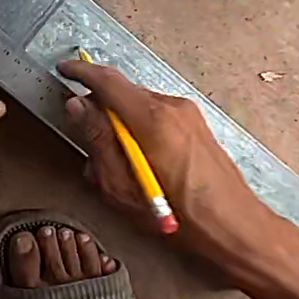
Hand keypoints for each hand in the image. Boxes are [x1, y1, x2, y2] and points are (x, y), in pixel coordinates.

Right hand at [58, 60, 294, 270]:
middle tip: (86, 140)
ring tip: (115, 166)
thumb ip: (97, 141)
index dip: (81, 73)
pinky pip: (156, 116)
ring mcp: (187, 114)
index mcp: (152, 120)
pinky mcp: (195, 125)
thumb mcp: (121, 186)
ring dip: (119, 125)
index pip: (108, 81)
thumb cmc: (180, 216)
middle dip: (99, 110)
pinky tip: (138, 164)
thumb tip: (78, 108)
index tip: (64, 70)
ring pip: (138, 106)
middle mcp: (172, 108)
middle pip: (123, 92)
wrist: (234, 228)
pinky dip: (138, 131)